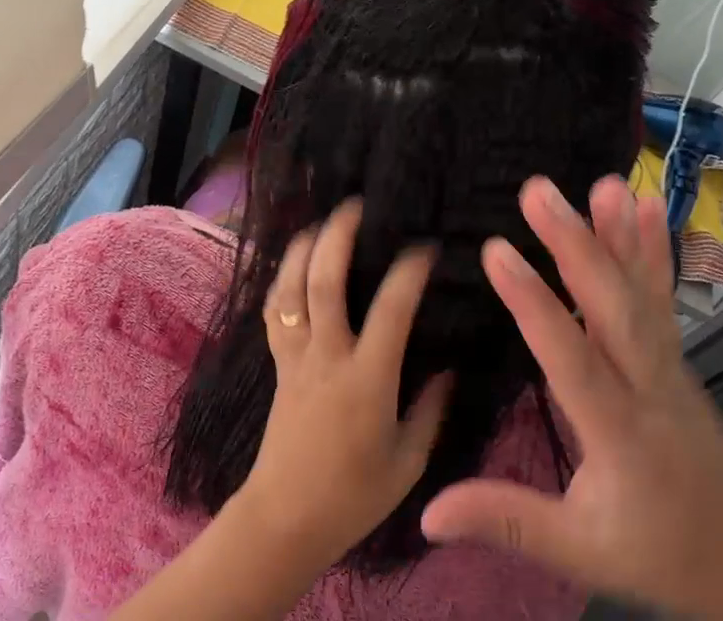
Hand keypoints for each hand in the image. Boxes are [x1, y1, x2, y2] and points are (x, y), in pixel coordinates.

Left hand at [232, 200, 452, 572]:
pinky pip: (274, 311)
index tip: (426, 246)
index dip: (409, 270)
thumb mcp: (409, 460)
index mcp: (366, 379)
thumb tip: (448, 367)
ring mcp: (295, 356)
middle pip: (324, 282)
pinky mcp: (278, 363)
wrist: (286, 516)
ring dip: (301, 248)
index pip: (390, 309)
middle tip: (356, 206)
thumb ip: (429, 409)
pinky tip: (290, 264)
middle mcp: (326, 356)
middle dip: (337, 237)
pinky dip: (280, 280)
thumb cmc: (354, 494)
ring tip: (319, 221)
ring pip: (290, 289)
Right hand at [420, 178, 722, 620]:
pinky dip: (653, 252)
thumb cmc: (663, 556)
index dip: (532, 303)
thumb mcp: (581, 550)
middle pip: (612, 307)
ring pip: (642, 294)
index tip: (495, 249)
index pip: (571, 357)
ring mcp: (670, 369)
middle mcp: (649, 387)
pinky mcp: (677, 361)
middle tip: (538, 189)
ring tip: (603, 182)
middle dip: (574, 244)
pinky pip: (660, 299)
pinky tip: (648, 209)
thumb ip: (506, 522)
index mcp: (619, 432)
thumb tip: (426, 514)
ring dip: (620, 235)